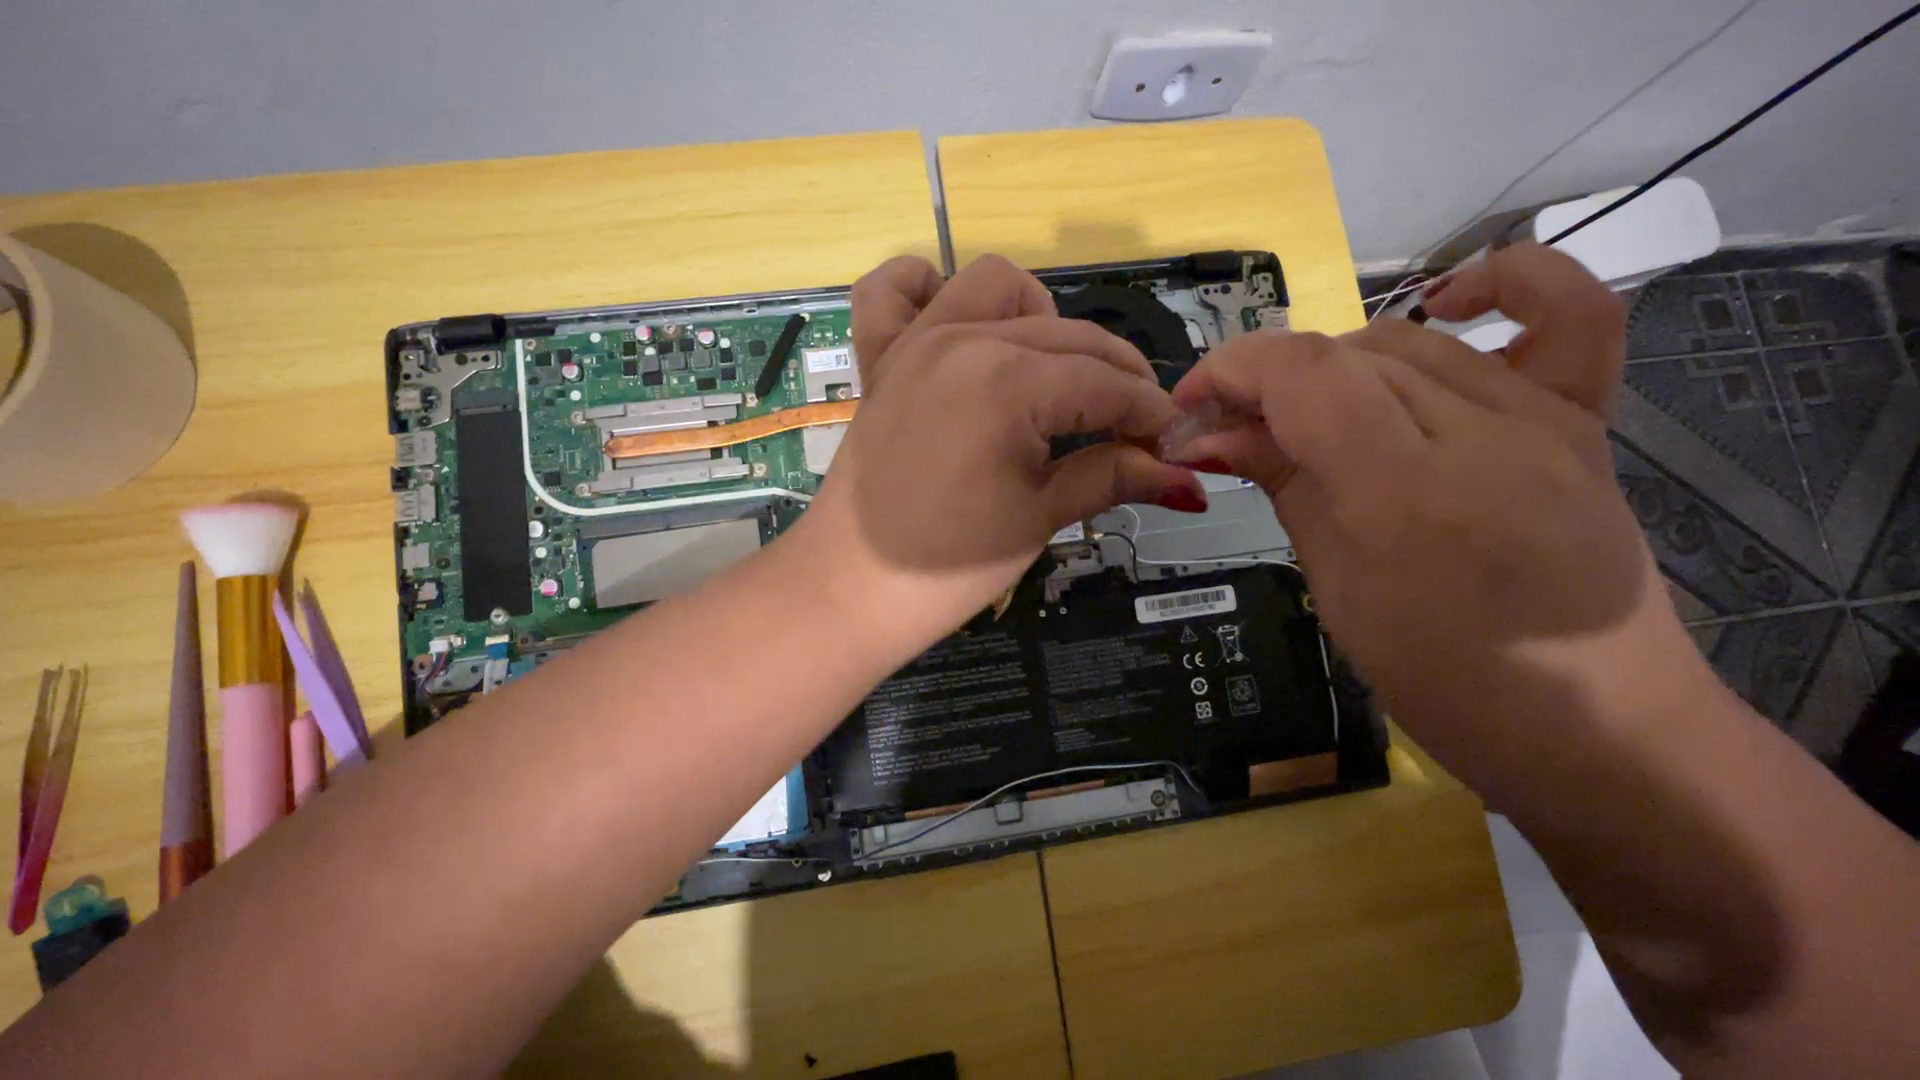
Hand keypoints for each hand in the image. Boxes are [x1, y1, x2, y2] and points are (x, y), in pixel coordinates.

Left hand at [798, 254, 1206, 638]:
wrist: (848, 590)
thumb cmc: (947, 567)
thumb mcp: (1039, 517)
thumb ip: (1113, 477)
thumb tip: (1189, 480)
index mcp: (1008, 382)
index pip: (1106, 385)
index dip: (1152, 415)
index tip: (1180, 446)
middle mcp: (964, 338)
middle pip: (1068, 337)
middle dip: (1116, 380)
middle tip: (1135, 434)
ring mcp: (915, 340)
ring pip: (996, 284)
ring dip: (1039, 317)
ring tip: (1052, 378)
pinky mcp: (880, 356)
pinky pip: (893, 290)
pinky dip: (925, 289)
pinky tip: (952, 323)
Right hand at [1166, 243, 1692, 756]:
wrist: (1595, 723)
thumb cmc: (1446, 682)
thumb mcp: (1338, 588)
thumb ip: (1282, 485)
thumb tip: (1209, 432)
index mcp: (1404, 492)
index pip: (1303, 374)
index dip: (1230, 371)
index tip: (1189, 408)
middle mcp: (1479, 433)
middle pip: (1345, 353)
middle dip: (1266, 380)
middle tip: (1229, 431)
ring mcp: (1542, 417)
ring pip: (1409, 342)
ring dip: (1334, 365)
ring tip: (1307, 415)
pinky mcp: (1585, 419)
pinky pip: (1569, 313)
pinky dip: (1506, 283)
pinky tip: (1446, 303)